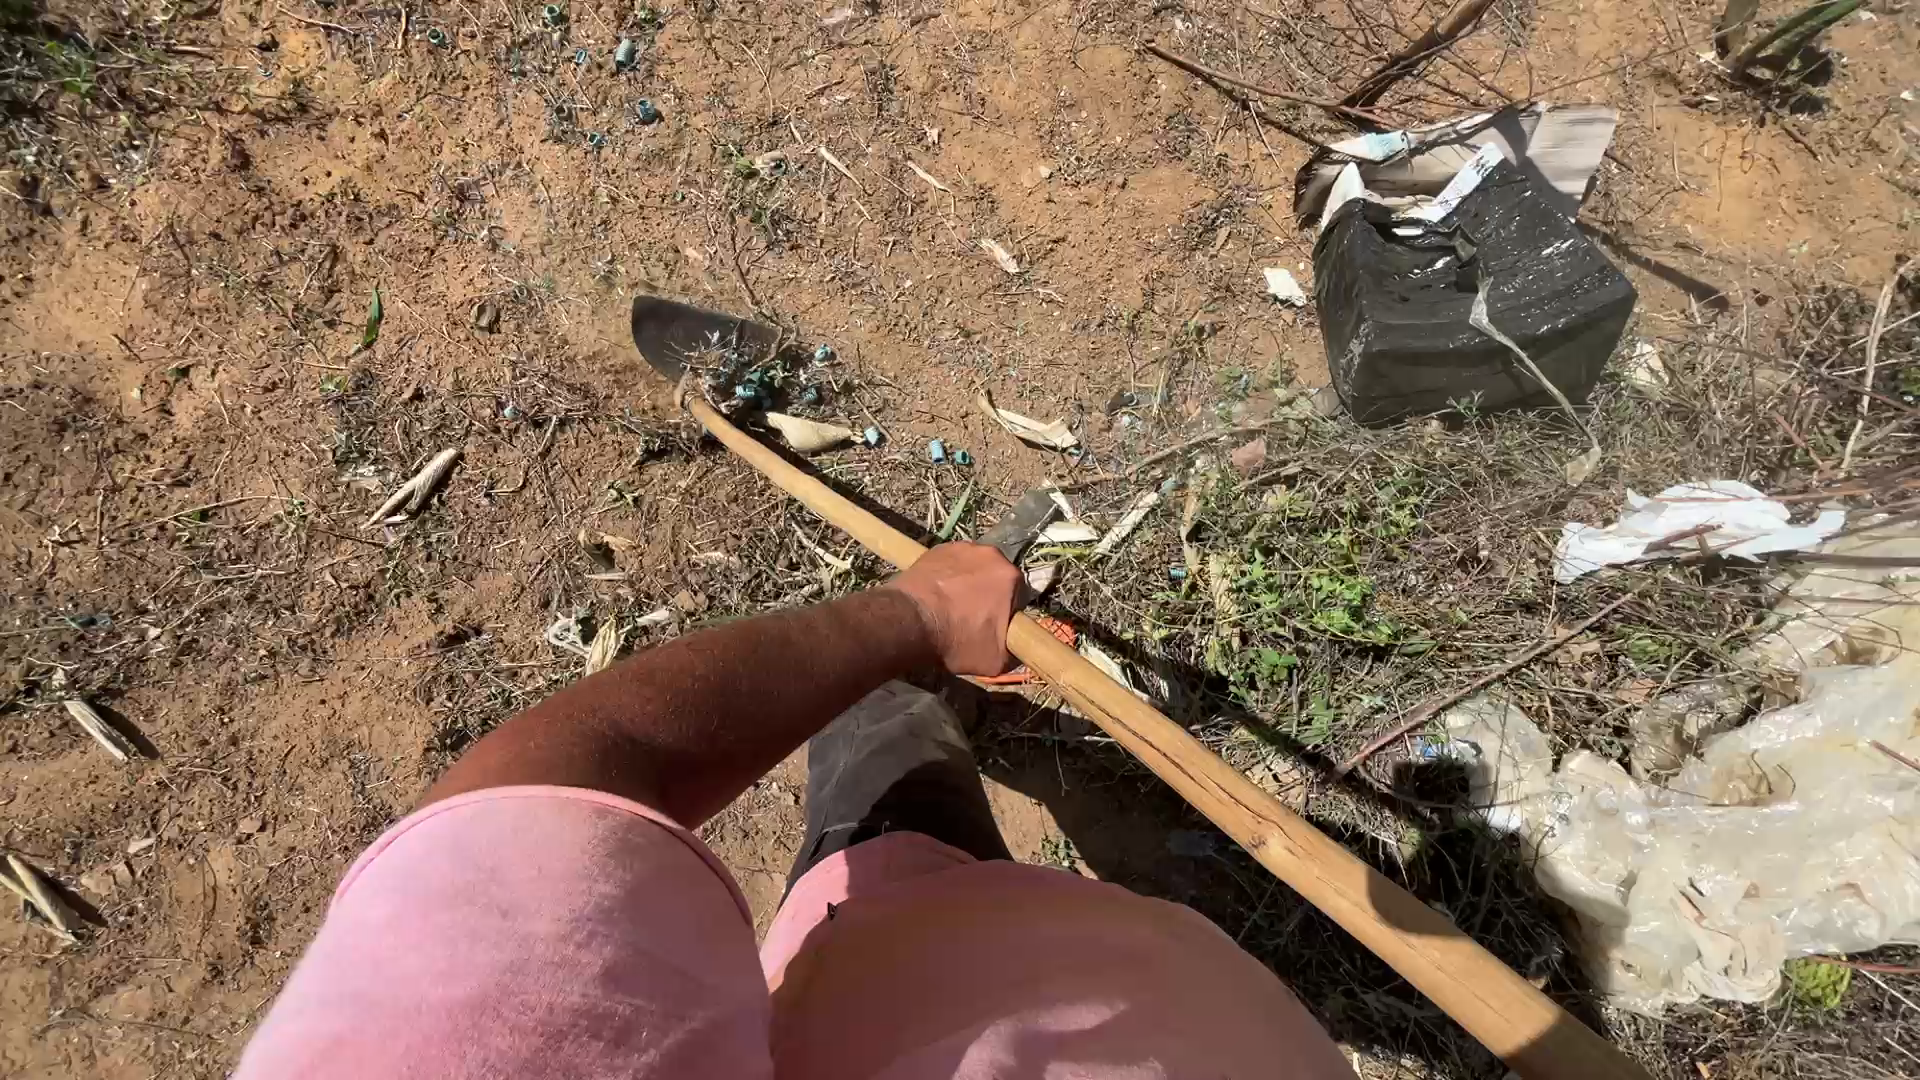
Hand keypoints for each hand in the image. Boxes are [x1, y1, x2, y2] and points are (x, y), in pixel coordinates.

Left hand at [885, 542, 1019, 675]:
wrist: (909, 622)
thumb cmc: (956, 640)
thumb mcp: (996, 660)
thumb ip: (1015, 652)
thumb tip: (1016, 649)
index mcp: (1010, 575)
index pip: (1017, 595)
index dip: (1006, 612)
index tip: (992, 625)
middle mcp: (989, 554)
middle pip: (995, 576)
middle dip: (988, 593)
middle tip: (971, 616)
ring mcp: (961, 547)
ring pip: (972, 568)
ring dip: (967, 583)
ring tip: (950, 605)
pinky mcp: (936, 548)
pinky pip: (950, 563)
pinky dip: (947, 575)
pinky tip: (936, 595)